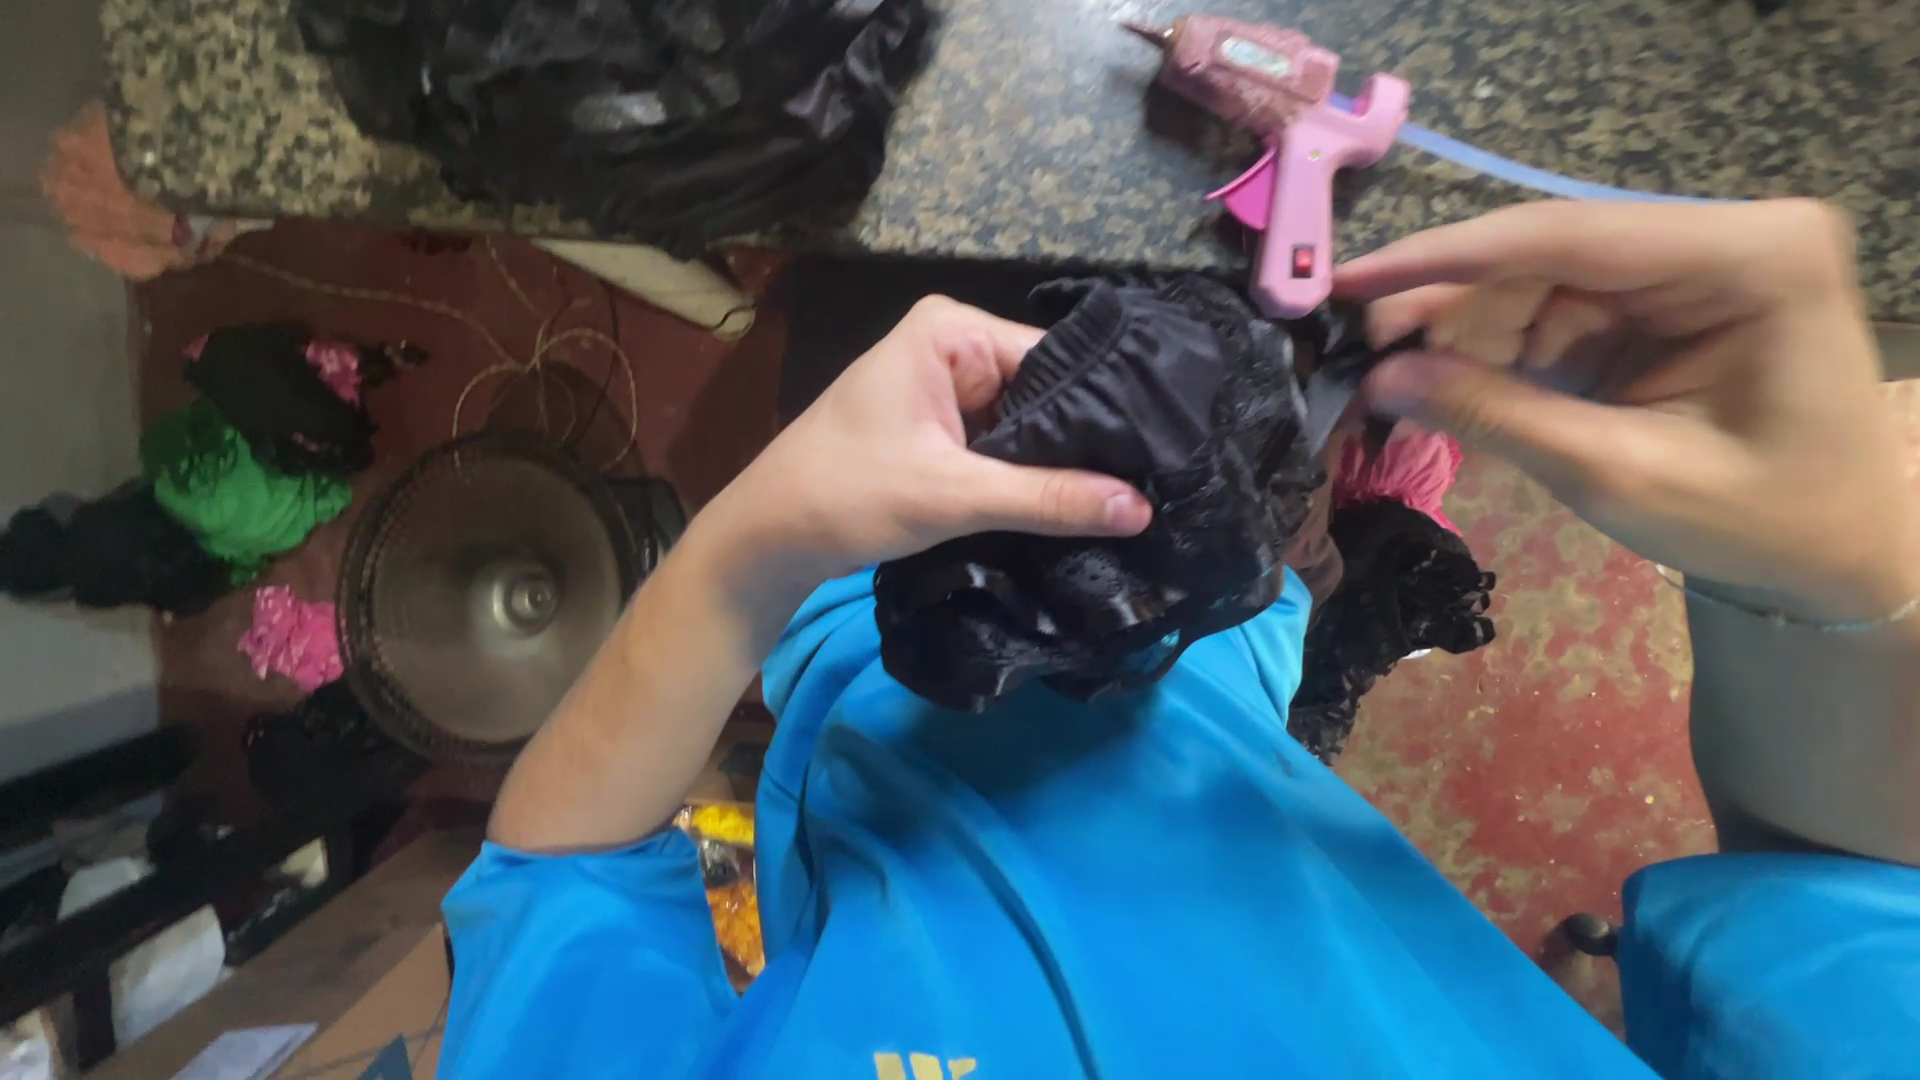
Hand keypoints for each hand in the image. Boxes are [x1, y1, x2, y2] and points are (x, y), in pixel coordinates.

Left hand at [699, 297, 1151, 594]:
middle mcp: (952, 349)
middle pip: (1043, 393)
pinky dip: (1026, 479)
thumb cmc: (846, 494)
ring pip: (1024, 427)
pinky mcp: (939, 432)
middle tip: (1152, 486)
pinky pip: (1000, 450)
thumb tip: (1142, 509)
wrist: (770, 537)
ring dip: (1057, 466)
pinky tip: (1073, 506)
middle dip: (1083, 442)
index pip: (1054, 360)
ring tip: (1127, 500)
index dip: (1103, 409)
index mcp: (952, 332)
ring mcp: (945, 392)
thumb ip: (1048, 499)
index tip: (1157, 456)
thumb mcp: (953, 494)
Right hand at [1336, 199, 1919, 620]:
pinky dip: (1472, 359)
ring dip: (1444, 338)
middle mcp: (1702, 243)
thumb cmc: (1754, 515)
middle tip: (1352, 352)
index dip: (1440, 257)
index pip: (1562, 237)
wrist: (1826, 548)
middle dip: (1436, 307)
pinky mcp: (1629, 312)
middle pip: (1529, 260)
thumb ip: (1494, 415)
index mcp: (1743, 258)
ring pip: (1515, 290)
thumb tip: (1379, 379)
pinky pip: (1526, 322)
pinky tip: (1430, 388)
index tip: (1347, 280)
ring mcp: (1663, 275)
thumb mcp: (1615, 471)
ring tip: (1382, 383)